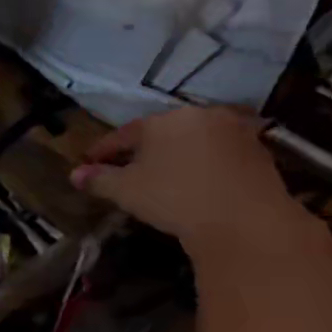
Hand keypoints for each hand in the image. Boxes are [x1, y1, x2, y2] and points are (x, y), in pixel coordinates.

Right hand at [69, 106, 304, 255]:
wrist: (242, 217)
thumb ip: (98, 180)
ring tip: (159, 176)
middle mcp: (198, 115)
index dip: (102, 150)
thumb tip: (74, 174)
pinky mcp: (256, 148)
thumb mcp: (125, 191)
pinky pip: (215, 153)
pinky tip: (192, 183)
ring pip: (190, 140)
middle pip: (160, 132)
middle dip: (140, 150)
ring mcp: (232, 129)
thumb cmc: (173, 197)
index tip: (88, 164)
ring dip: (172, 155)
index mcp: (161, 120)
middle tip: (124, 170)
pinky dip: (199, 164)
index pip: (123, 133)